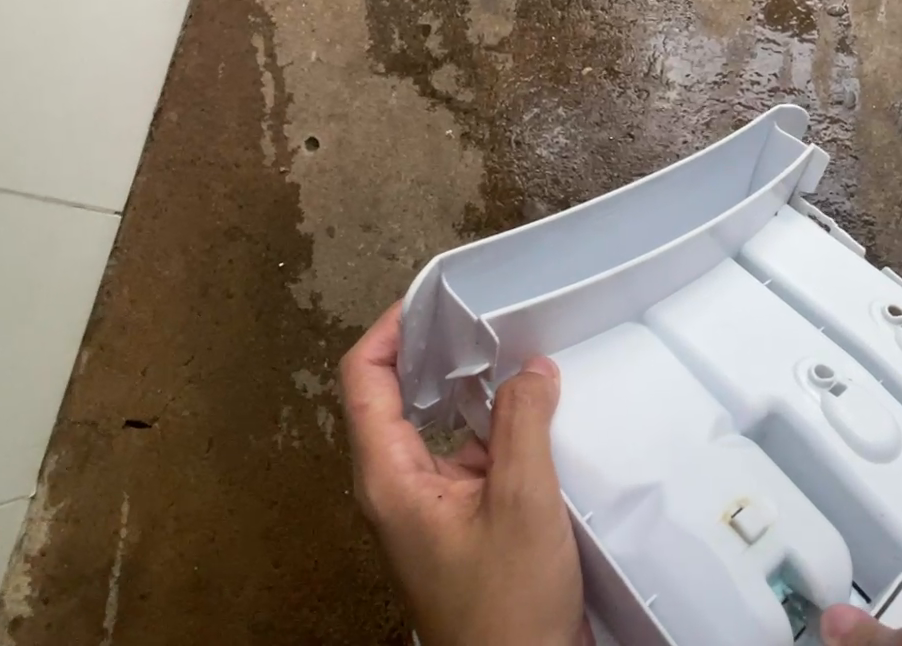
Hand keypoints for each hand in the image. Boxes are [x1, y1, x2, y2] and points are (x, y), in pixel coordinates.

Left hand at [341, 302, 586, 645]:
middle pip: (399, 395)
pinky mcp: (466, 514)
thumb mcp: (521, 500)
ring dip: (476, 386)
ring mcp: (433, 500)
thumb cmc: (507, 602)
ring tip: (515, 346)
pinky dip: (500, 420)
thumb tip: (532, 367)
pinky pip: (474, 449)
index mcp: (390, 476)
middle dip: (435, 350)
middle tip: (478, 313)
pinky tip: (538, 403)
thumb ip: (523, 422)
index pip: (363, 381)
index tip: (428, 299)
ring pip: (443, 422)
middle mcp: (401, 482)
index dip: (387, 331)